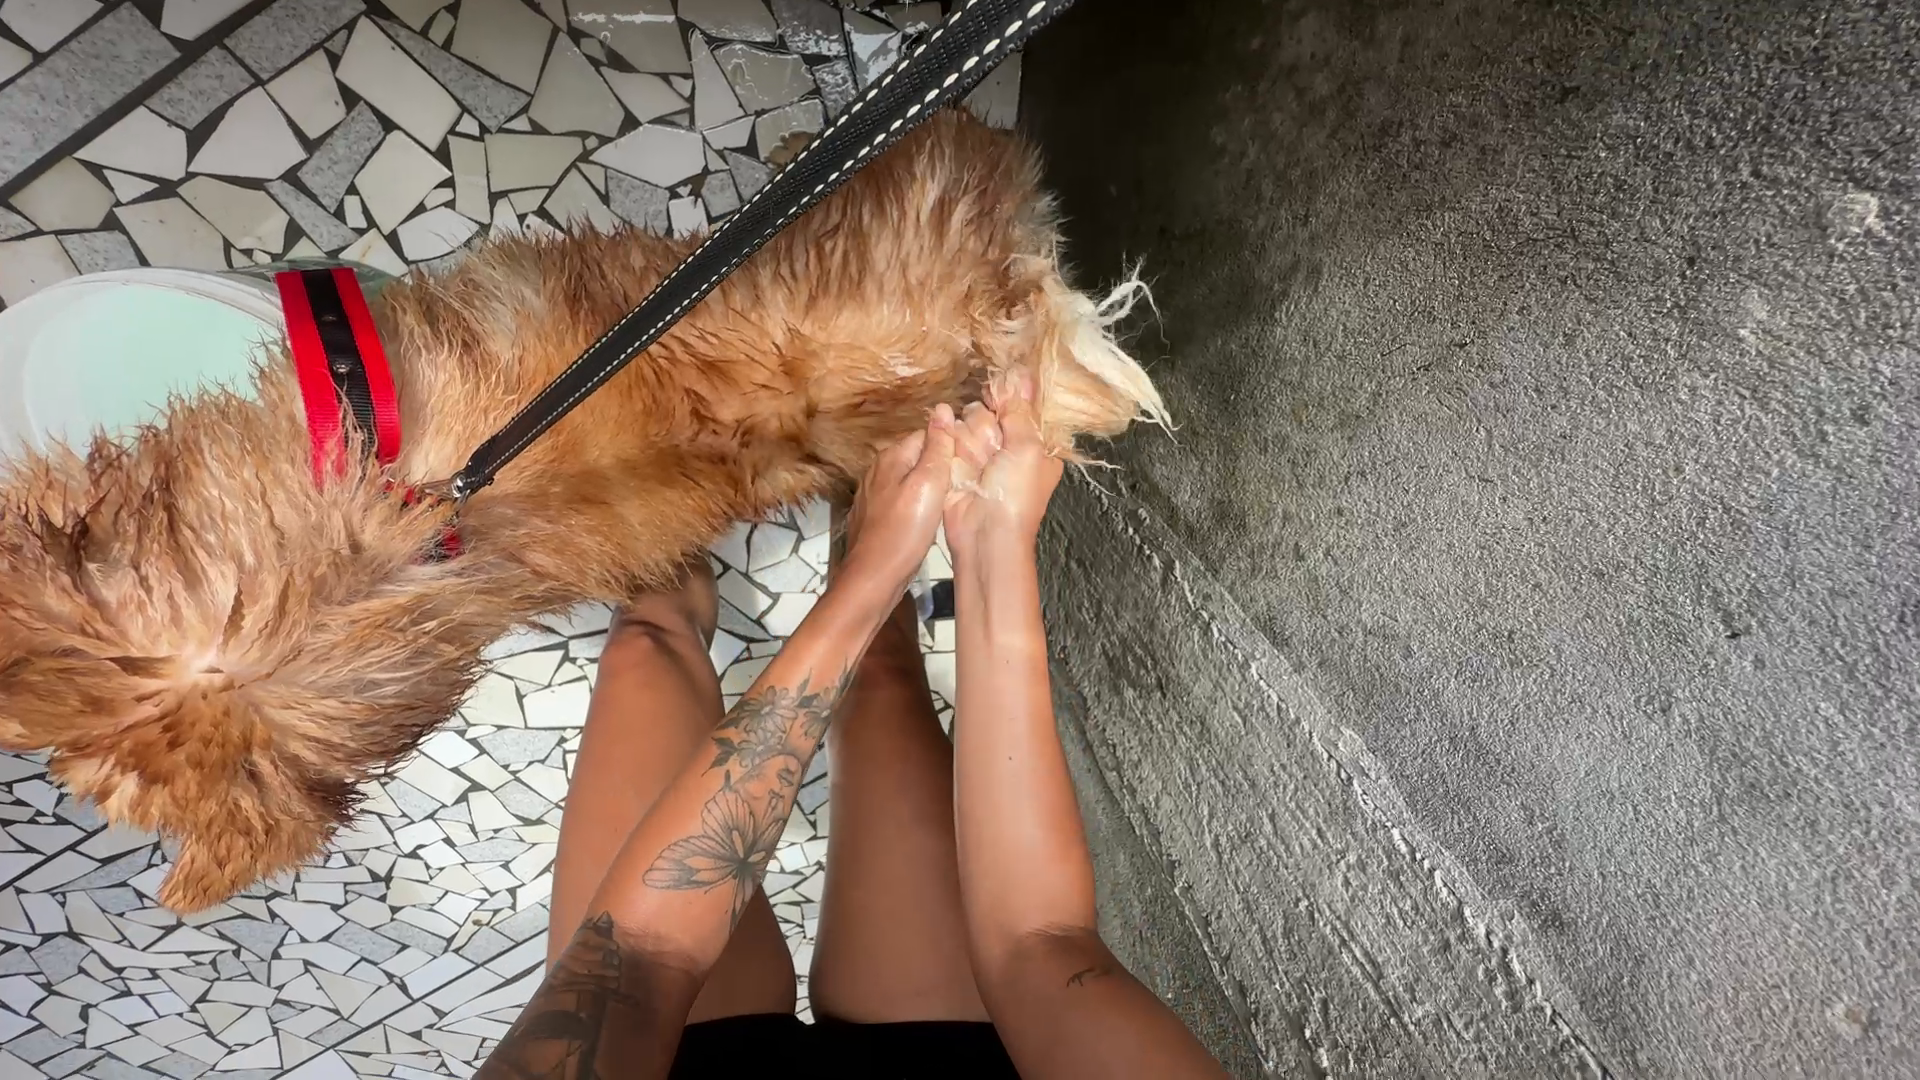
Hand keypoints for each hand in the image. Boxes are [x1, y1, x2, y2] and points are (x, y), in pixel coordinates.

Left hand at [840, 406, 956, 594]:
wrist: (874, 577)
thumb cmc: (904, 531)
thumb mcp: (928, 484)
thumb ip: (937, 447)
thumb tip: (942, 408)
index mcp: (891, 457)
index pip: (927, 435)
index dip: (949, 446)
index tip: (969, 464)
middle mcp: (878, 470)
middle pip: (917, 457)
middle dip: (939, 466)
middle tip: (962, 485)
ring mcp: (873, 494)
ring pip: (909, 480)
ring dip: (928, 487)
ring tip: (948, 502)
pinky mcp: (874, 517)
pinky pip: (901, 500)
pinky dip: (916, 505)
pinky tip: (926, 521)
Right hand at [944, 377, 1063, 564]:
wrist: (984, 533)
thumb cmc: (1017, 499)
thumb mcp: (1030, 448)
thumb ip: (1022, 411)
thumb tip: (1024, 378)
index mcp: (1035, 444)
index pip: (1020, 405)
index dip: (1010, 402)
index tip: (1003, 404)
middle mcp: (1007, 446)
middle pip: (990, 410)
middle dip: (988, 428)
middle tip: (995, 454)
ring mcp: (980, 453)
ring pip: (967, 421)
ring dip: (971, 442)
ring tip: (979, 469)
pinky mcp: (955, 461)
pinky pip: (948, 436)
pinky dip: (954, 449)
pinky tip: (961, 468)